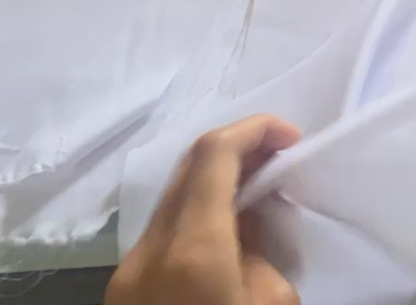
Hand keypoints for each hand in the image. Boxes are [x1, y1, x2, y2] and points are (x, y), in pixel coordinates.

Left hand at [107, 115, 303, 304]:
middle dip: (240, 147)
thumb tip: (248, 221)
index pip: (214, 153)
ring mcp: (127, 275)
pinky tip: (233, 232)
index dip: (256, 128)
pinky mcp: (122, 296)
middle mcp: (149, 251)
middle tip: (282, 158)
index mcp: (192, 249)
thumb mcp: (272, 304)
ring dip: (221, 178)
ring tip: (263, 194)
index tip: (293, 139)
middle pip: (190, 165)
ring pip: (176, 195)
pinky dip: (203, 211)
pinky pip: (166, 230)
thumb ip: (260, 246)